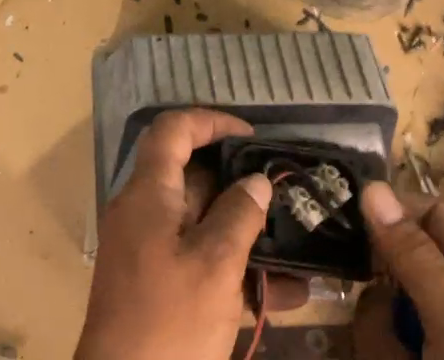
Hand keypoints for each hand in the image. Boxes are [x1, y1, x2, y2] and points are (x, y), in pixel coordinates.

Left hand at [75, 109, 302, 359]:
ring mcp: (150, 252)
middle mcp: (144, 214)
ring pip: (203, 226)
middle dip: (240, 185)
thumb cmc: (168, 322)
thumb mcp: (214, 266)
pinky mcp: (160, 288)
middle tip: (287, 195)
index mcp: (147, 194)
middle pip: (192, 178)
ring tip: (300, 248)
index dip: (210, 122)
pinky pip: (201, 263)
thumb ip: (238, 217)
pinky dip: (238, 273)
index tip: (252, 136)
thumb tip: (256, 180)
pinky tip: (287, 295)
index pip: (172, 131)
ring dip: (248, 236)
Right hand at [353, 183, 443, 359]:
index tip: (352, 220)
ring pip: (380, 315)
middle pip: (397, 269)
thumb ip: (417, 260)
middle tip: (389, 327)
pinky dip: (381, 355)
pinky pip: (381, 348)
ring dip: (380, 342)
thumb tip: (373, 187)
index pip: (435, 217)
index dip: (396, 211)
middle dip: (381, 296)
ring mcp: (438, 346)